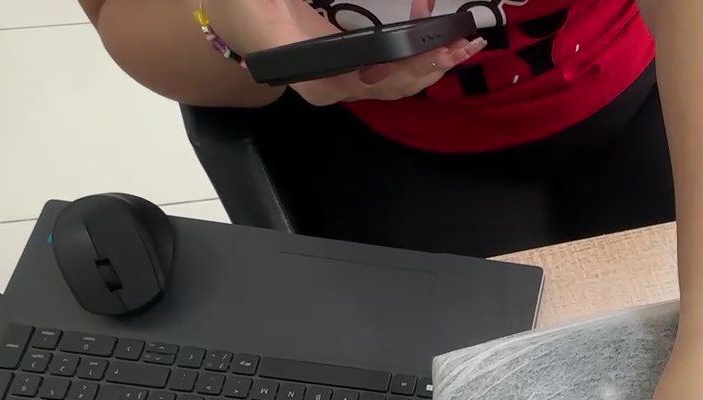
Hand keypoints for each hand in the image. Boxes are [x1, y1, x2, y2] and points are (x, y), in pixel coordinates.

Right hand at [204, 0, 485, 104]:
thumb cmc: (244, 7)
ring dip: (436, 61)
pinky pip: (397, 68)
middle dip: (435, 64)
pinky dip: (419, 52)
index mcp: (320, 79)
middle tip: (466, 43)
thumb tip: (332, 25)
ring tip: (465, 41)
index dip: (408, 67)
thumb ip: (289, 6)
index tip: (434, 51)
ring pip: (404, 79)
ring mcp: (352, 82)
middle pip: (400, 83)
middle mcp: (342, 89)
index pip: (376, 80)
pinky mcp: (357, 70)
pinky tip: (435, 33)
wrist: (236, 18)